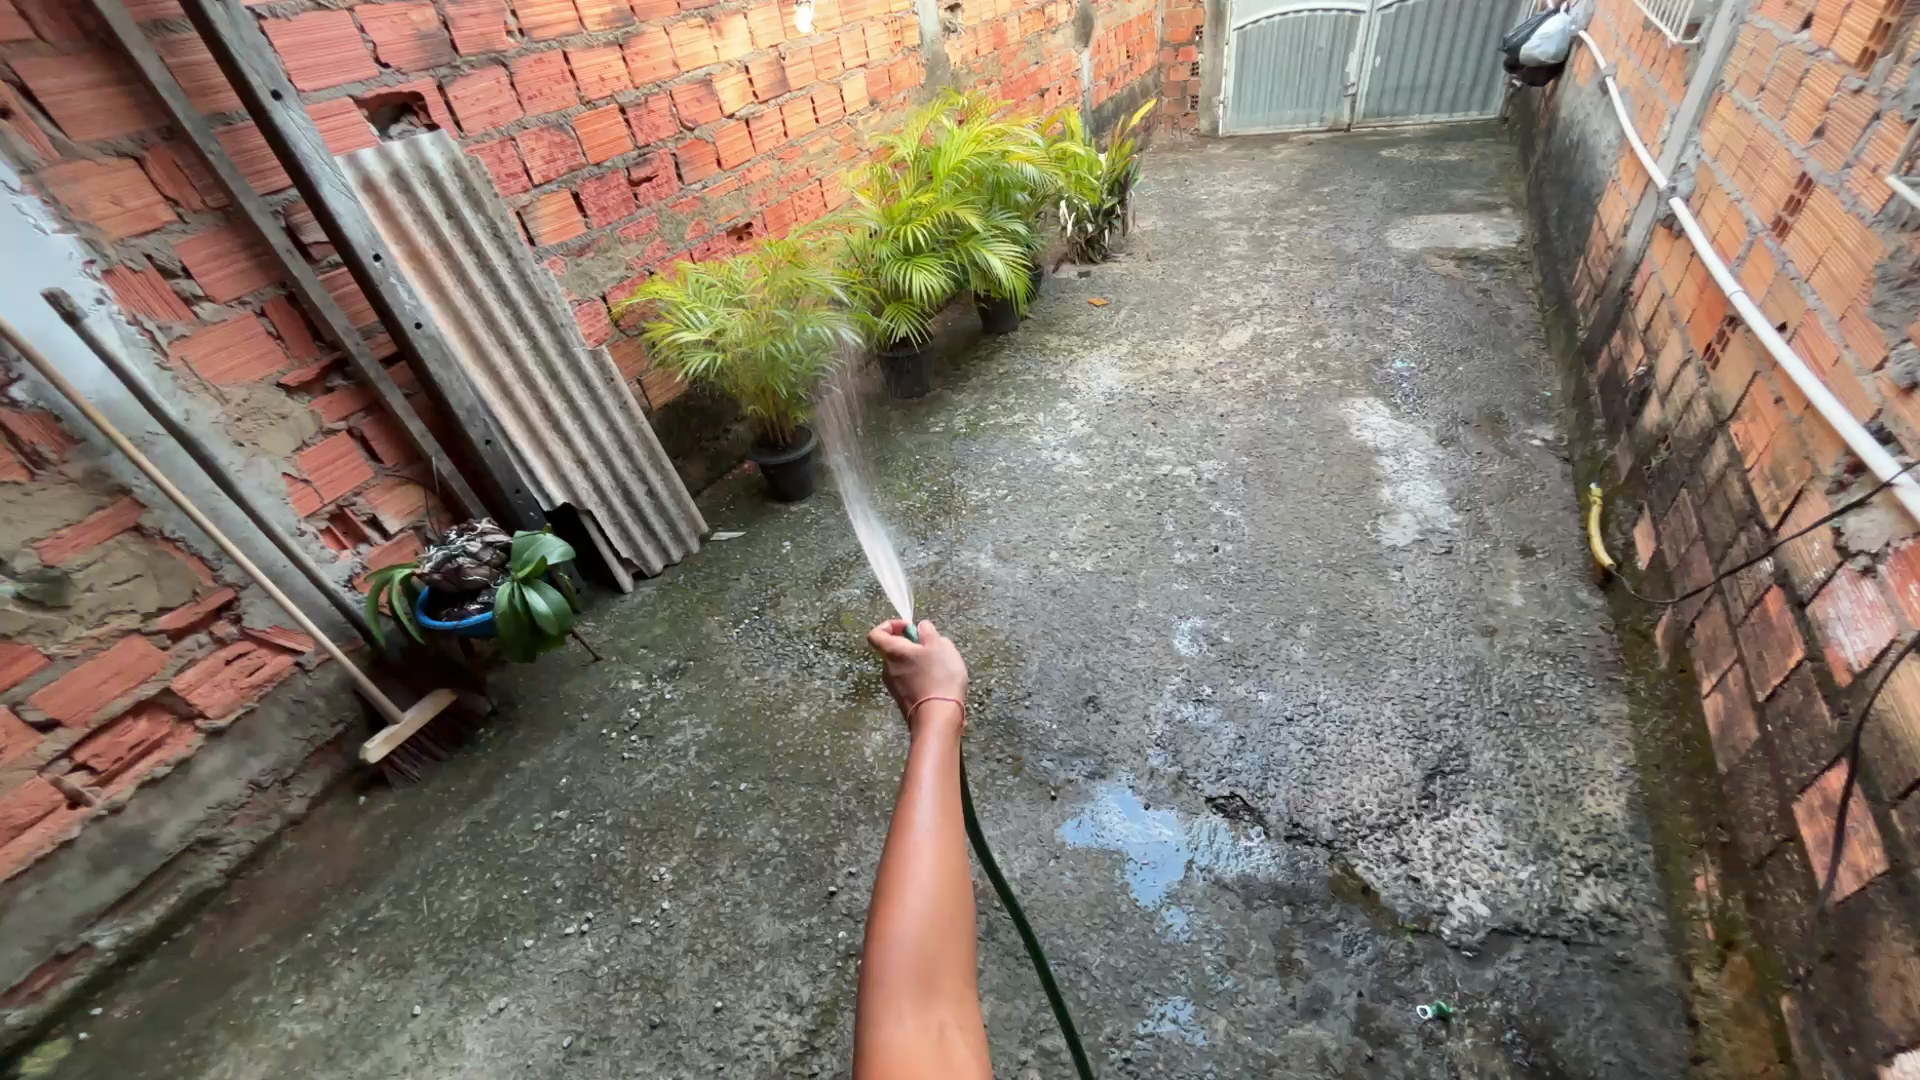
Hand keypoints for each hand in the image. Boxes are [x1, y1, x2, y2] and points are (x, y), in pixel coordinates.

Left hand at [866, 619, 968, 733]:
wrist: (938, 718)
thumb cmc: (939, 677)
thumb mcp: (939, 646)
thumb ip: (928, 632)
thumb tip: (920, 627)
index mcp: (892, 652)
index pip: (876, 633)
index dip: (890, 625)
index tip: (909, 627)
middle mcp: (887, 669)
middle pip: (893, 650)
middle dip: (911, 645)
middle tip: (932, 647)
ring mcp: (893, 687)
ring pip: (903, 666)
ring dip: (917, 662)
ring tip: (939, 666)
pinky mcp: (903, 700)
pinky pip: (909, 681)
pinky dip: (920, 677)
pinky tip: (938, 682)